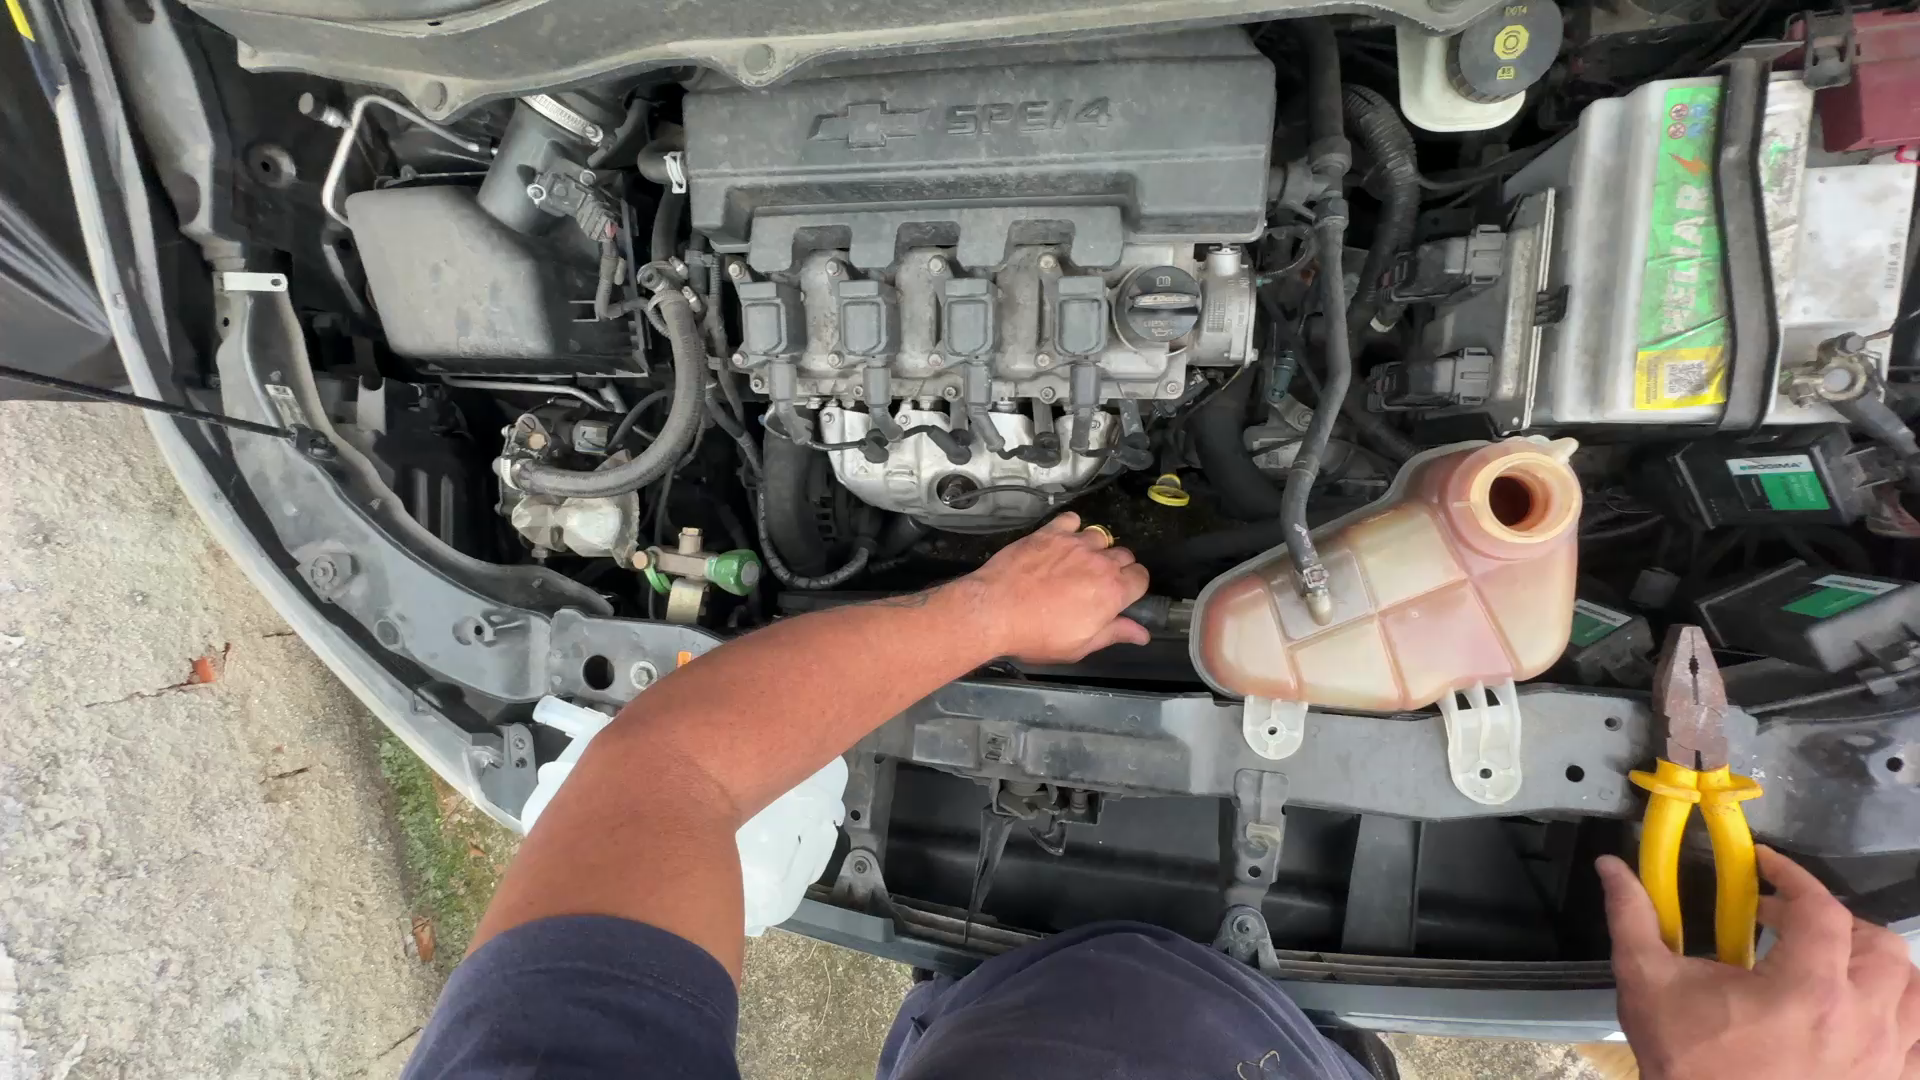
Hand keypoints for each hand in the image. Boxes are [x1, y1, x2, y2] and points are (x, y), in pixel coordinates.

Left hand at [959, 511, 1150, 663]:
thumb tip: (1142, 634)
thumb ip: (1114, 633)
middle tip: (1096, 583)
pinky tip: (1061, 541)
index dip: (1133, 586)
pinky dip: (1071, 528)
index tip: (1121, 594)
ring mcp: (1073, 543)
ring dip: (1095, 548)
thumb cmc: (1035, 634)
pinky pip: (1071, 520)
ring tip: (1077, 563)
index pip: (1141, 578)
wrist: (994, 611)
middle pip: (1124, 555)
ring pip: (1099, 536)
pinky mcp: (1049, 533)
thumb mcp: (1079, 646)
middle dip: (1117, 568)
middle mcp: (1098, 562)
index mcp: (1112, 591)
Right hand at [1599, 847, 1919, 1079]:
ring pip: (1916, 992)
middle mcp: (1865, 1022)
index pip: (1822, 912)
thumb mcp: (1645, 975)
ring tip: (1821, 958)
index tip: (1761, 862)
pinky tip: (1850, 1008)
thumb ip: (1632, 914)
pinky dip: (1897, 1009)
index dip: (1792, 875)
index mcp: (1806, 989)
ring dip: (1871, 963)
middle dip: (1833, 918)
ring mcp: (1890, 1059)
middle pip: (1884, 948)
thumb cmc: (1684, 1049)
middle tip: (1780, 915)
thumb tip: (1611, 865)